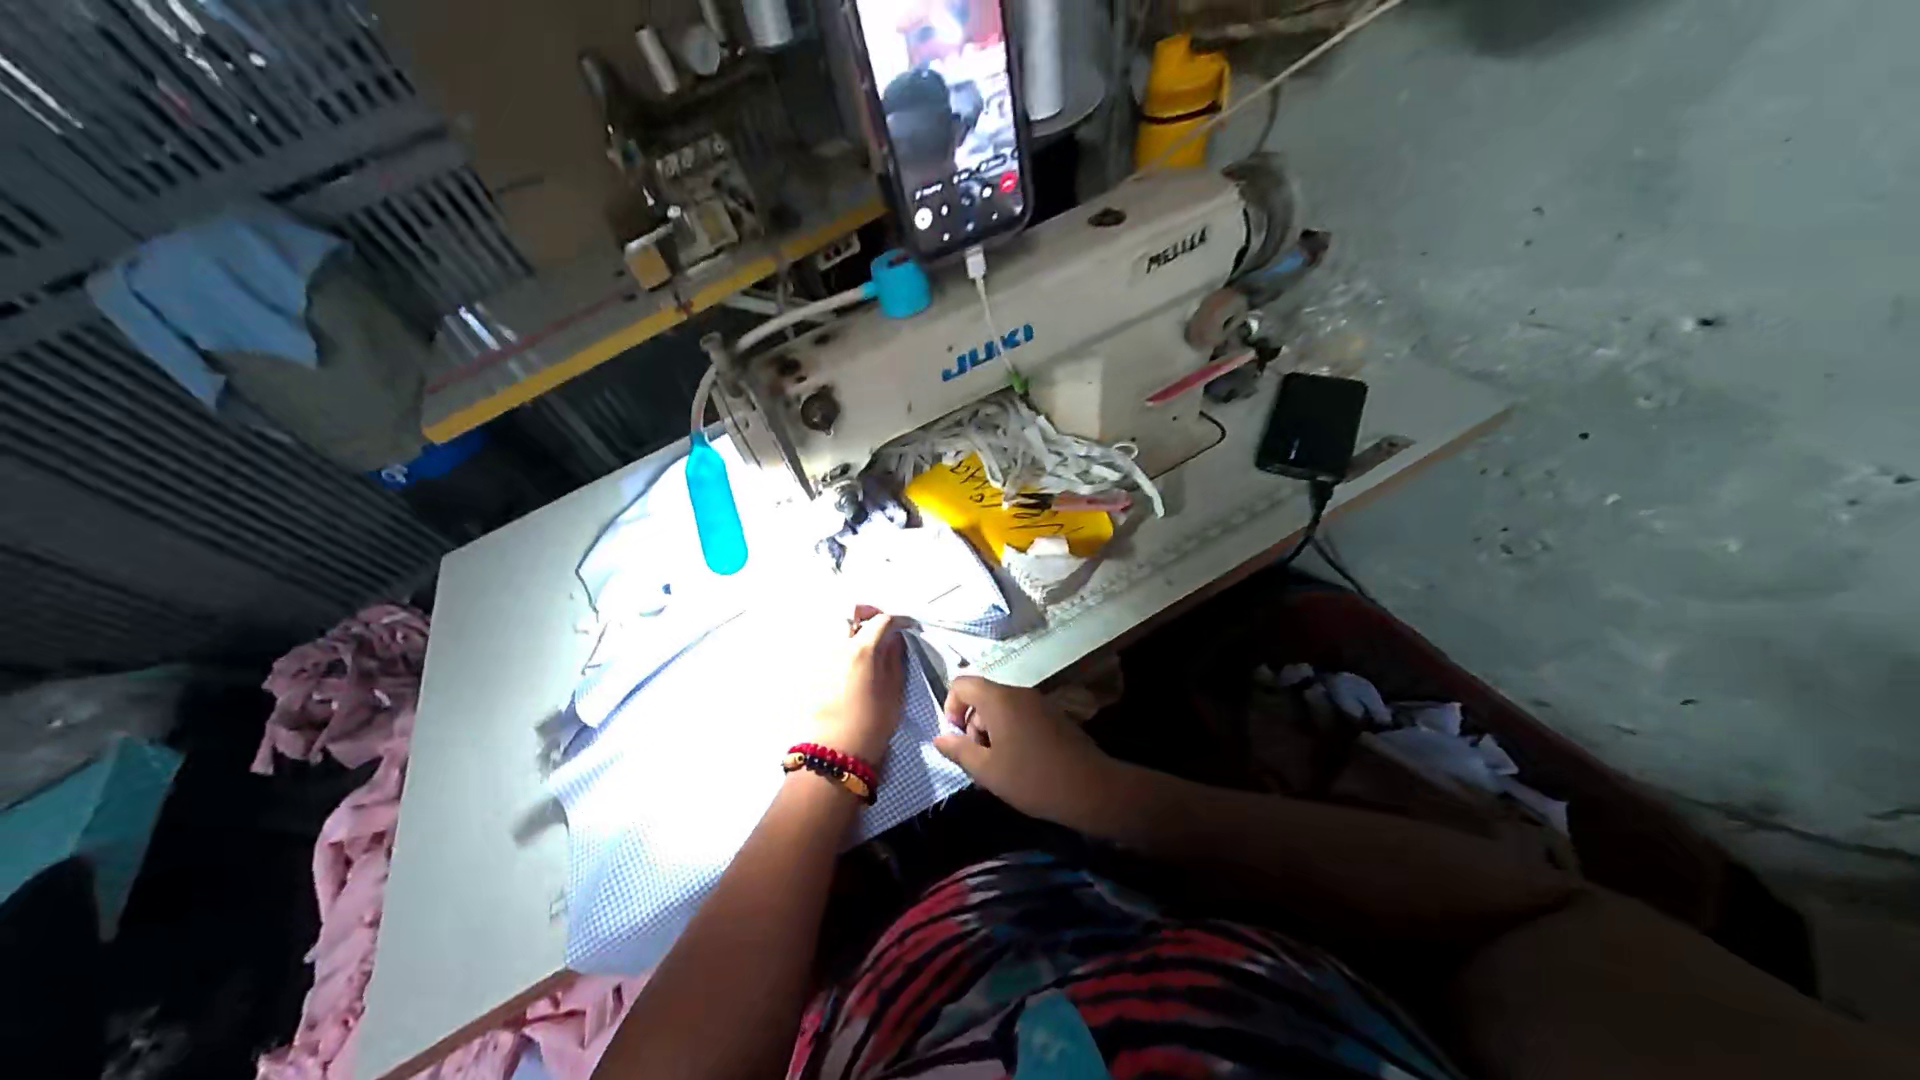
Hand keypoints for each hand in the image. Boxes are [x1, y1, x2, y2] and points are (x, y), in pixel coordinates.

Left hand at [809, 606, 905, 765]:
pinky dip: (840, 643)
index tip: (907, 626)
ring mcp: (822, 657)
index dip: (898, 619)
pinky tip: (852, 659)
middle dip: (868, 613)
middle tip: (882, 625)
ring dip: (852, 627)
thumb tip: (896, 640)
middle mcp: (838, 646)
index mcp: (862, 649)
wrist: (834, 751)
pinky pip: (827, 644)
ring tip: (867, 641)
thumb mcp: (894, 692)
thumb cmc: (871, 723)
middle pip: (850, 613)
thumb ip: (895, 660)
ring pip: (835, 627)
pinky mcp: (812, 670)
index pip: (882, 620)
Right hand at [933, 676, 1121, 827]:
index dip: (951, 706)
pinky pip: (1022, 716)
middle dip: (973, 726)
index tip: (957, 738)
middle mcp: (1020, 693)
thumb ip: (959, 750)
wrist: (1091, 789)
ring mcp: (1040, 703)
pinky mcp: (1055, 716)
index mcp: (1000, 699)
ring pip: (1002, 708)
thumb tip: (939, 737)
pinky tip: (1021, 764)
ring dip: (992, 733)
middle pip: (983, 697)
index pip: (963, 683)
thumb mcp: (987, 770)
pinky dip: (1012, 733)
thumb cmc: (1032, 779)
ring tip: (999, 767)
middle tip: (980, 760)